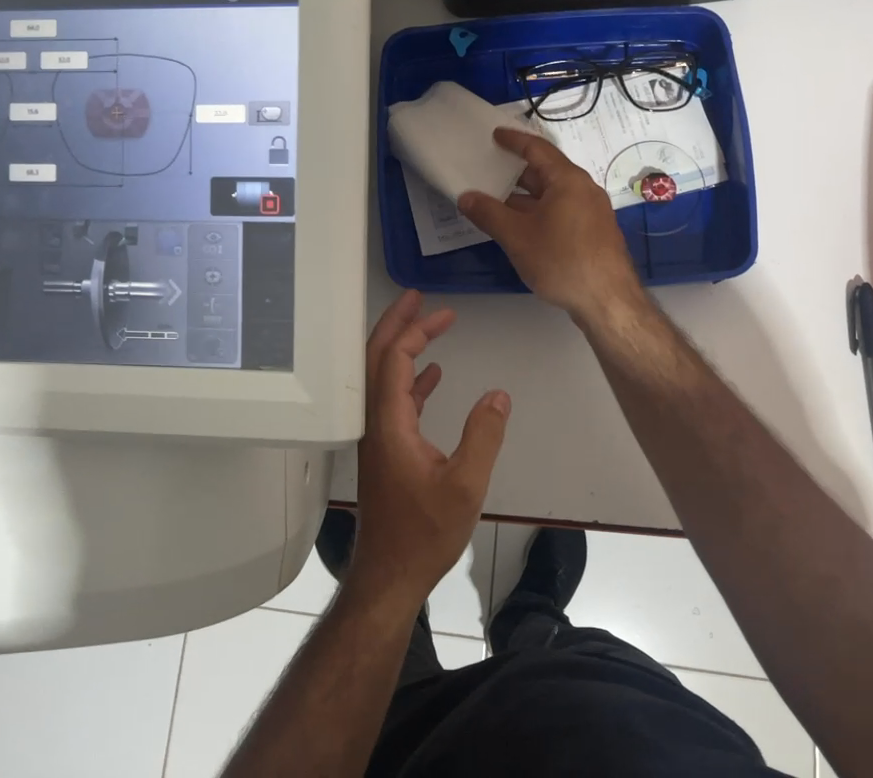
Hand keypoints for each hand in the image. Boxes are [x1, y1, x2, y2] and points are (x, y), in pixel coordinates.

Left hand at [348, 290, 510, 611]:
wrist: (389, 574)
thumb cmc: (424, 533)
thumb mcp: (465, 485)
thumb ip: (484, 435)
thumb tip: (498, 394)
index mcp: (388, 424)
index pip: (393, 360)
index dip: (414, 329)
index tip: (439, 309)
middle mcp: (374, 423)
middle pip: (377, 360)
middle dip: (398, 325)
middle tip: (420, 298)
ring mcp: (377, 437)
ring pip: (384, 378)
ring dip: (404, 349)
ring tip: (430, 326)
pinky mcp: (385, 451)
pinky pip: (394, 402)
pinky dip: (411, 381)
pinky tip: (433, 375)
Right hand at [458, 128, 643, 323]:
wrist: (607, 300)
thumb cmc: (562, 261)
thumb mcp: (517, 237)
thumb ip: (489, 214)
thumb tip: (466, 197)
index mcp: (568, 180)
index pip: (537, 149)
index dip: (514, 141)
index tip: (495, 136)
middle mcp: (583, 190)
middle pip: (545, 173)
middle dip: (516, 173)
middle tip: (488, 170)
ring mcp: (591, 213)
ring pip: (552, 196)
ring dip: (525, 198)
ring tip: (495, 201)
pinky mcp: (592, 234)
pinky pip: (561, 212)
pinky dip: (538, 213)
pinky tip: (520, 228)